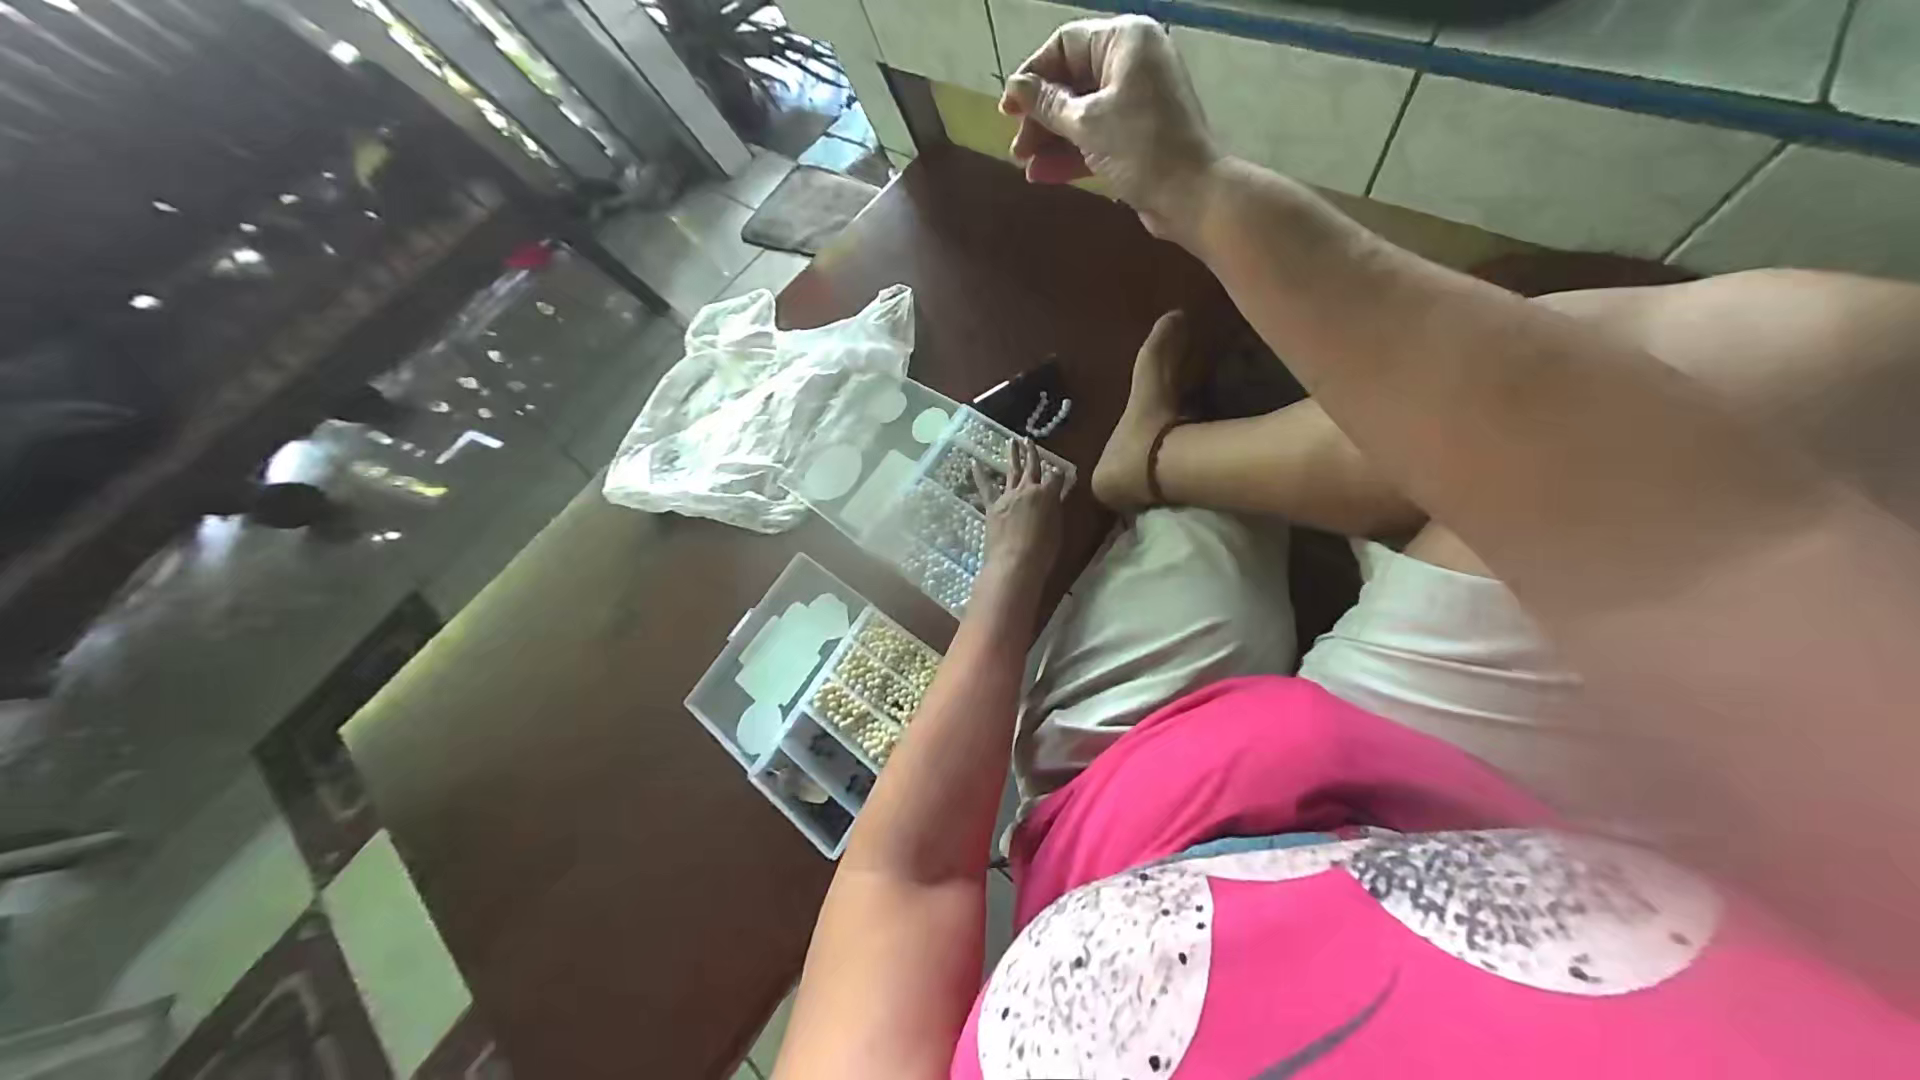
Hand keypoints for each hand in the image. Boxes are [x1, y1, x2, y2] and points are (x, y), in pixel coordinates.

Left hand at [974, 437, 1064, 591]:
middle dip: (1033, 453)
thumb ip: (1054, 509)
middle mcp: (1028, 490)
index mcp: (1047, 494)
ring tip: (1013, 441)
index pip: (1056, 478)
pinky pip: (986, 488)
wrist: (1014, 562)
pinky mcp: (993, 507)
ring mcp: (1008, 496)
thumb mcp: (1056, 529)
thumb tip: (1054, 498)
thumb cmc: (1043, 551)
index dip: (1060, 474)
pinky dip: (979, 475)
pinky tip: (974, 463)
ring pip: (1012, 472)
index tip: (1062, 471)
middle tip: (1030, 441)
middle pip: (1032, 467)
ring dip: (1013, 456)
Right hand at [999, 15, 1220, 240]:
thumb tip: (1015, 88)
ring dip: (1050, 139)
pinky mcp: (1135, 136)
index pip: (1064, 45)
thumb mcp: (1086, 123)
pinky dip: (1071, 154)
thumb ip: (1047, 104)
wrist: (1189, 194)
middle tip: (1017, 146)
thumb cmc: (1140, 148)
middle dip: (1040, 116)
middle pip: (1071, 82)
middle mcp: (1131, 63)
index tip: (1007, 109)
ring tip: (1025, 164)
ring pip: (1081, 113)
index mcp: (1124, 41)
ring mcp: (1135, 101)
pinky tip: (1043, 174)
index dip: (1032, 76)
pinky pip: (1095, 136)